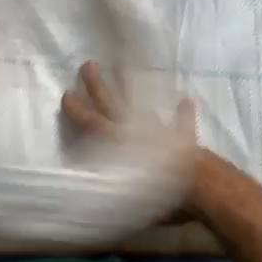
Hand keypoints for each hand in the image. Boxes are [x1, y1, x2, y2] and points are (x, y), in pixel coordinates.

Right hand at [60, 61, 207, 220]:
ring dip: (132, 88)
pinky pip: (183, 124)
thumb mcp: (123, 196)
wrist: (195, 187)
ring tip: (122, 67)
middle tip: (88, 65)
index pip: (92, 124)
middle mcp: (134, 132)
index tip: (66, 94)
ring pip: (142, 105)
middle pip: (112, 104)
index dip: (78, 110)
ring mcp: (159, 132)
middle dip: (98, 86)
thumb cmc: (155, 193)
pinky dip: (184, 113)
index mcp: (116, 144)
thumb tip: (86, 186)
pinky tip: (186, 100)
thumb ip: (106, 187)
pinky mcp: (184, 140)